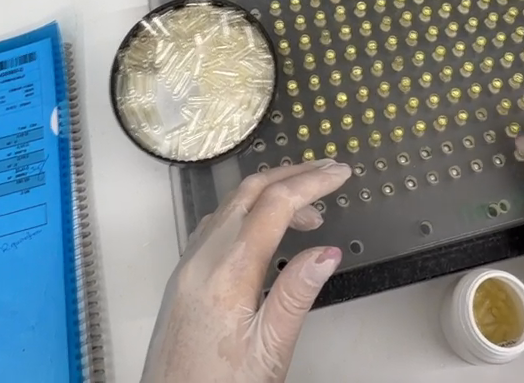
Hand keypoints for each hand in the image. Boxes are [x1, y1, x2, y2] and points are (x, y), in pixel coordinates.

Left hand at [140, 160, 353, 382]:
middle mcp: (204, 256)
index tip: (340, 173)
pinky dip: (248, 208)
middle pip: (251, 190)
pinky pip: (217, 221)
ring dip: (270, 191)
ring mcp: (189, 262)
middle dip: (292, 174)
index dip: (311, 183)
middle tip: (328, 172)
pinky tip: (265, 225)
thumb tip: (327, 252)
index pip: (275, 205)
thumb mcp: (270, 351)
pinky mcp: (183, 274)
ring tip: (309, 208)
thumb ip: (297, 295)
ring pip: (232, 203)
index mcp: (228, 272)